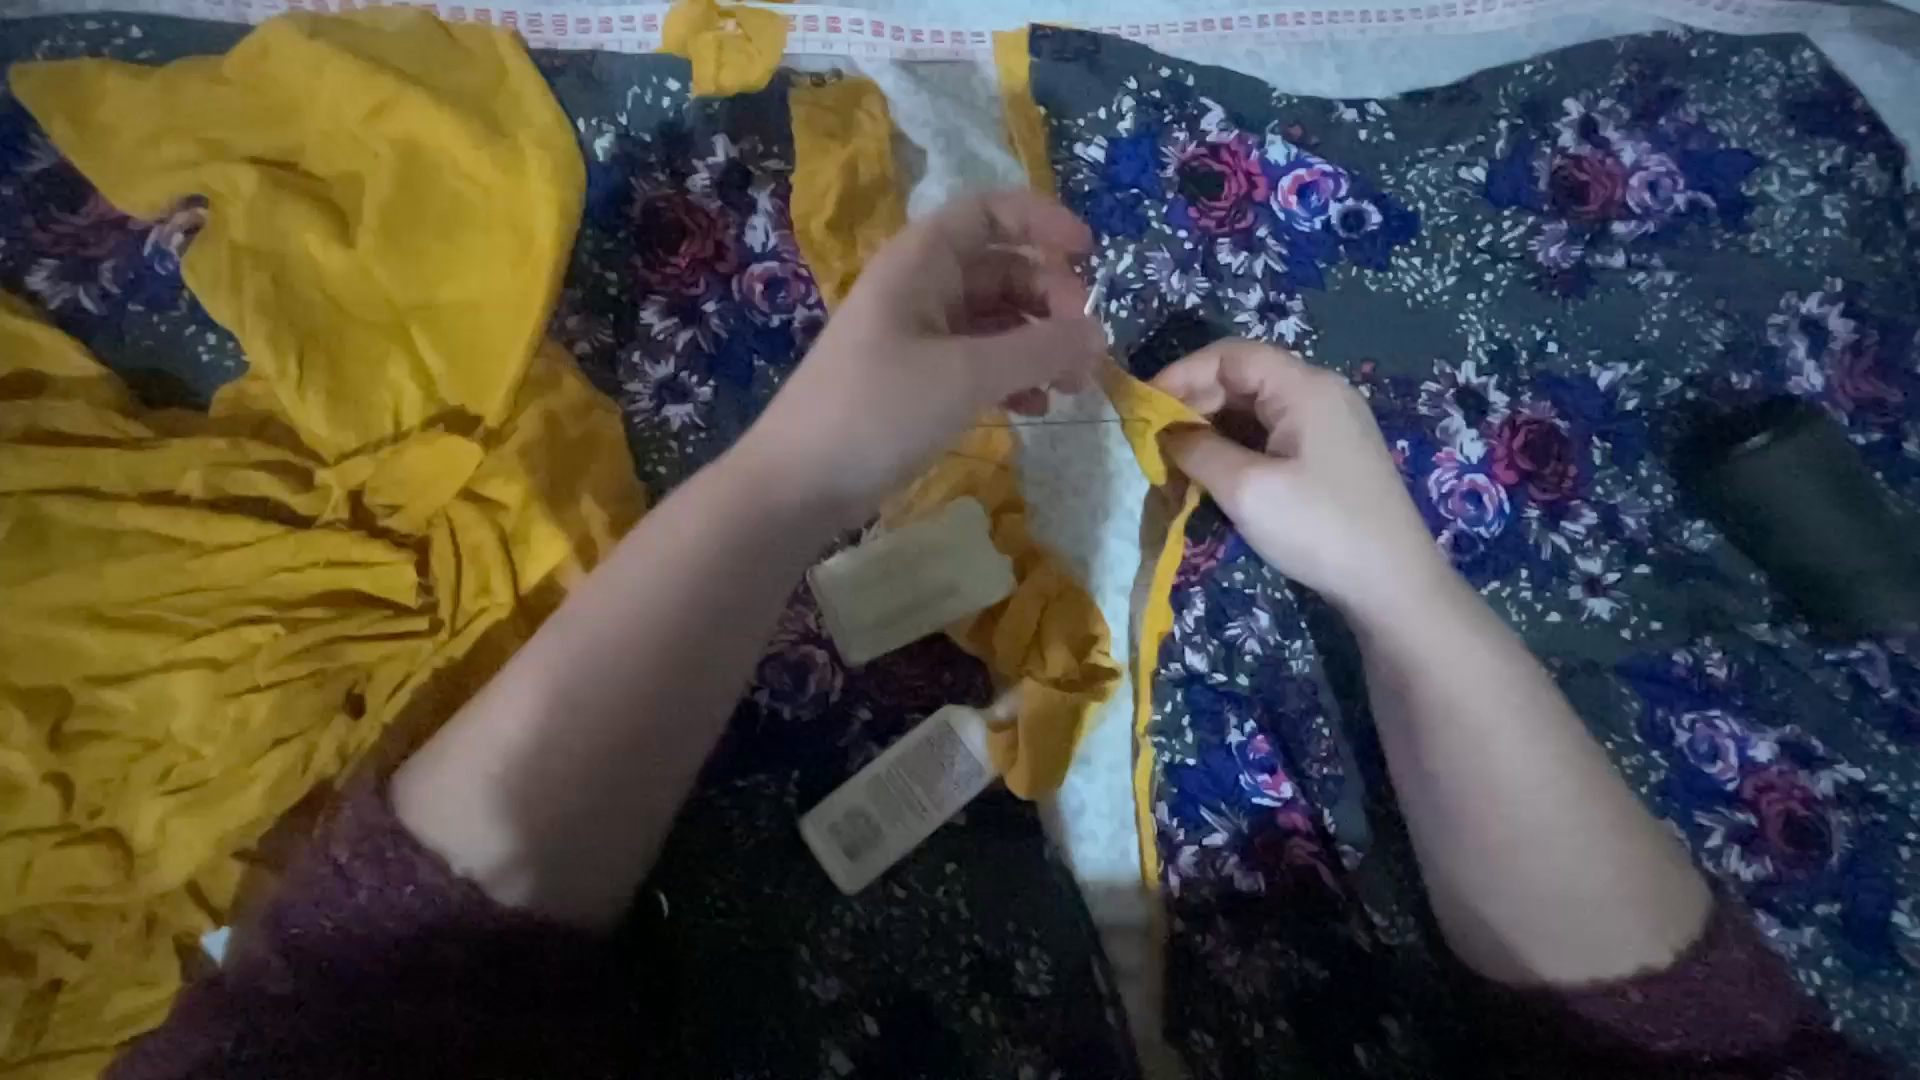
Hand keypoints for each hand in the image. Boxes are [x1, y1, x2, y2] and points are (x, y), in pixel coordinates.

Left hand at [737, 191, 1104, 524]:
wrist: (799, 484)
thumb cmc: (878, 411)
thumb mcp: (965, 375)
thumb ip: (1039, 350)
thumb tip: (1099, 334)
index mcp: (921, 263)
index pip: (988, 214)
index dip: (1042, 222)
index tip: (1092, 256)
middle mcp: (919, 291)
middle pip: (1001, 271)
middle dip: (1052, 301)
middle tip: (1087, 347)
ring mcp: (916, 340)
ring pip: (993, 324)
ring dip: (1037, 346)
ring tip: (1071, 386)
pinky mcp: (916, 385)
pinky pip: (976, 365)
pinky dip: (1010, 379)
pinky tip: (1033, 408)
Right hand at [1154, 339, 1452, 620]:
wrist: (1391, 583)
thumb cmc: (1318, 528)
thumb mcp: (1246, 489)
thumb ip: (1197, 451)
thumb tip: (1164, 434)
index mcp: (1304, 387)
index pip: (1230, 355)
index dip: (1181, 374)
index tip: (1143, 407)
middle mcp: (1318, 393)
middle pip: (1242, 378)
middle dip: (1192, 403)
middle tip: (1153, 438)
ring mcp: (1327, 424)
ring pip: (1253, 408)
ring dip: (1210, 427)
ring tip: (1174, 457)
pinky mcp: (1327, 454)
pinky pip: (1269, 433)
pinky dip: (1234, 445)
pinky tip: (1211, 471)